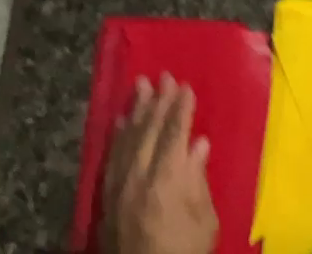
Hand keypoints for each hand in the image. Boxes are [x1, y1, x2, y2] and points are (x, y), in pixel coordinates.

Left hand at [101, 74, 218, 253]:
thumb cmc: (184, 253)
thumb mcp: (204, 223)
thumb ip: (198, 181)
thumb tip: (198, 145)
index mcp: (167, 181)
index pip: (174, 134)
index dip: (180, 109)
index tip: (186, 86)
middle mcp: (139, 177)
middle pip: (148, 131)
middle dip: (157, 101)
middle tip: (163, 75)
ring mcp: (119, 187)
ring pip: (127, 139)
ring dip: (135, 111)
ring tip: (140, 85)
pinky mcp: (107, 199)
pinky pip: (111, 159)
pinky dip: (116, 137)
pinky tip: (119, 121)